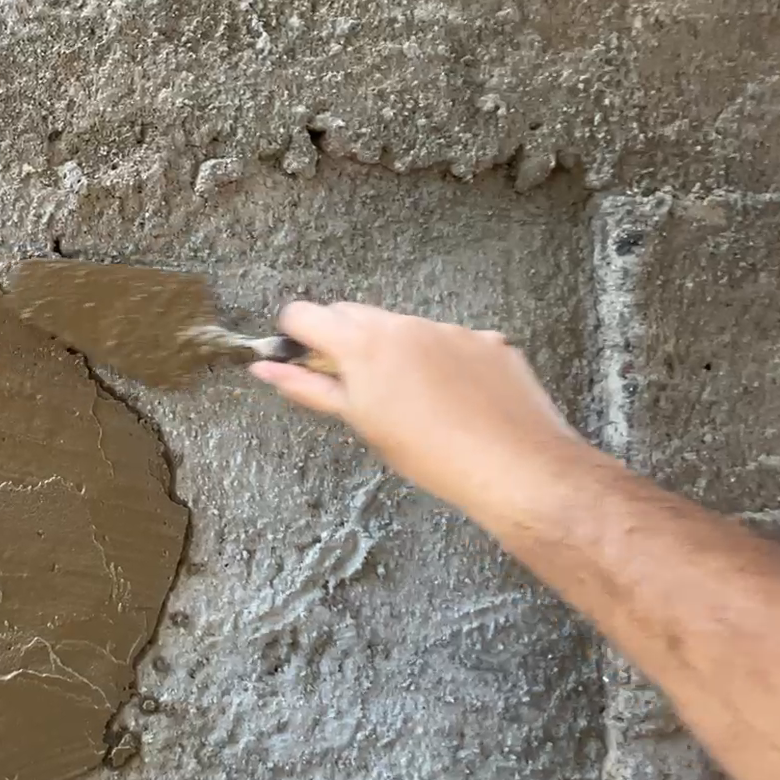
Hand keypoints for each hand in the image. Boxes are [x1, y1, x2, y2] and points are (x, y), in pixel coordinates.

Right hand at [249, 301, 599, 524]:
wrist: (516, 467)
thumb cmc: (426, 451)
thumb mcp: (355, 419)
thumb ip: (304, 385)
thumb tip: (263, 368)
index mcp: (362, 344)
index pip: (303, 313)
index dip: (294, 334)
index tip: (300, 358)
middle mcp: (403, 325)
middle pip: (349, 312)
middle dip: (338, 337)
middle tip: (347, 380)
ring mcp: (449, 330)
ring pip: (398, 325)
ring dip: (387, 347)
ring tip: (404, 394)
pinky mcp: (487, 341)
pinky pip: (444, 338)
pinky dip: (434, 357)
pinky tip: (447, 394)